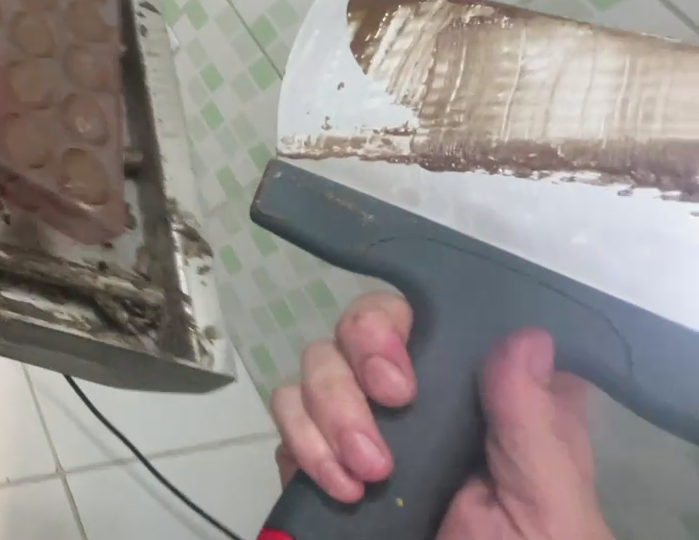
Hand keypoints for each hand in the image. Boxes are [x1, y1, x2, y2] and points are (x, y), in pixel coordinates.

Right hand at [271, 292, 611, 539]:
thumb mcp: (552, 513)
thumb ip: (532, 427)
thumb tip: (527, 334)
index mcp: (478, 405)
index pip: (420, 321)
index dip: (391, 326)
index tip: (399, 378)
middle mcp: (412, 403)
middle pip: (349, 332)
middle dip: (350, 374)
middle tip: (380, 423)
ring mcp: (355, 423)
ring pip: (309, 369)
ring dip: (327, 417)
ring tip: (363, 478)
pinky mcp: (313, 450)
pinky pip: (284, 414)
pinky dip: (302, 445)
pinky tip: (337, 487)